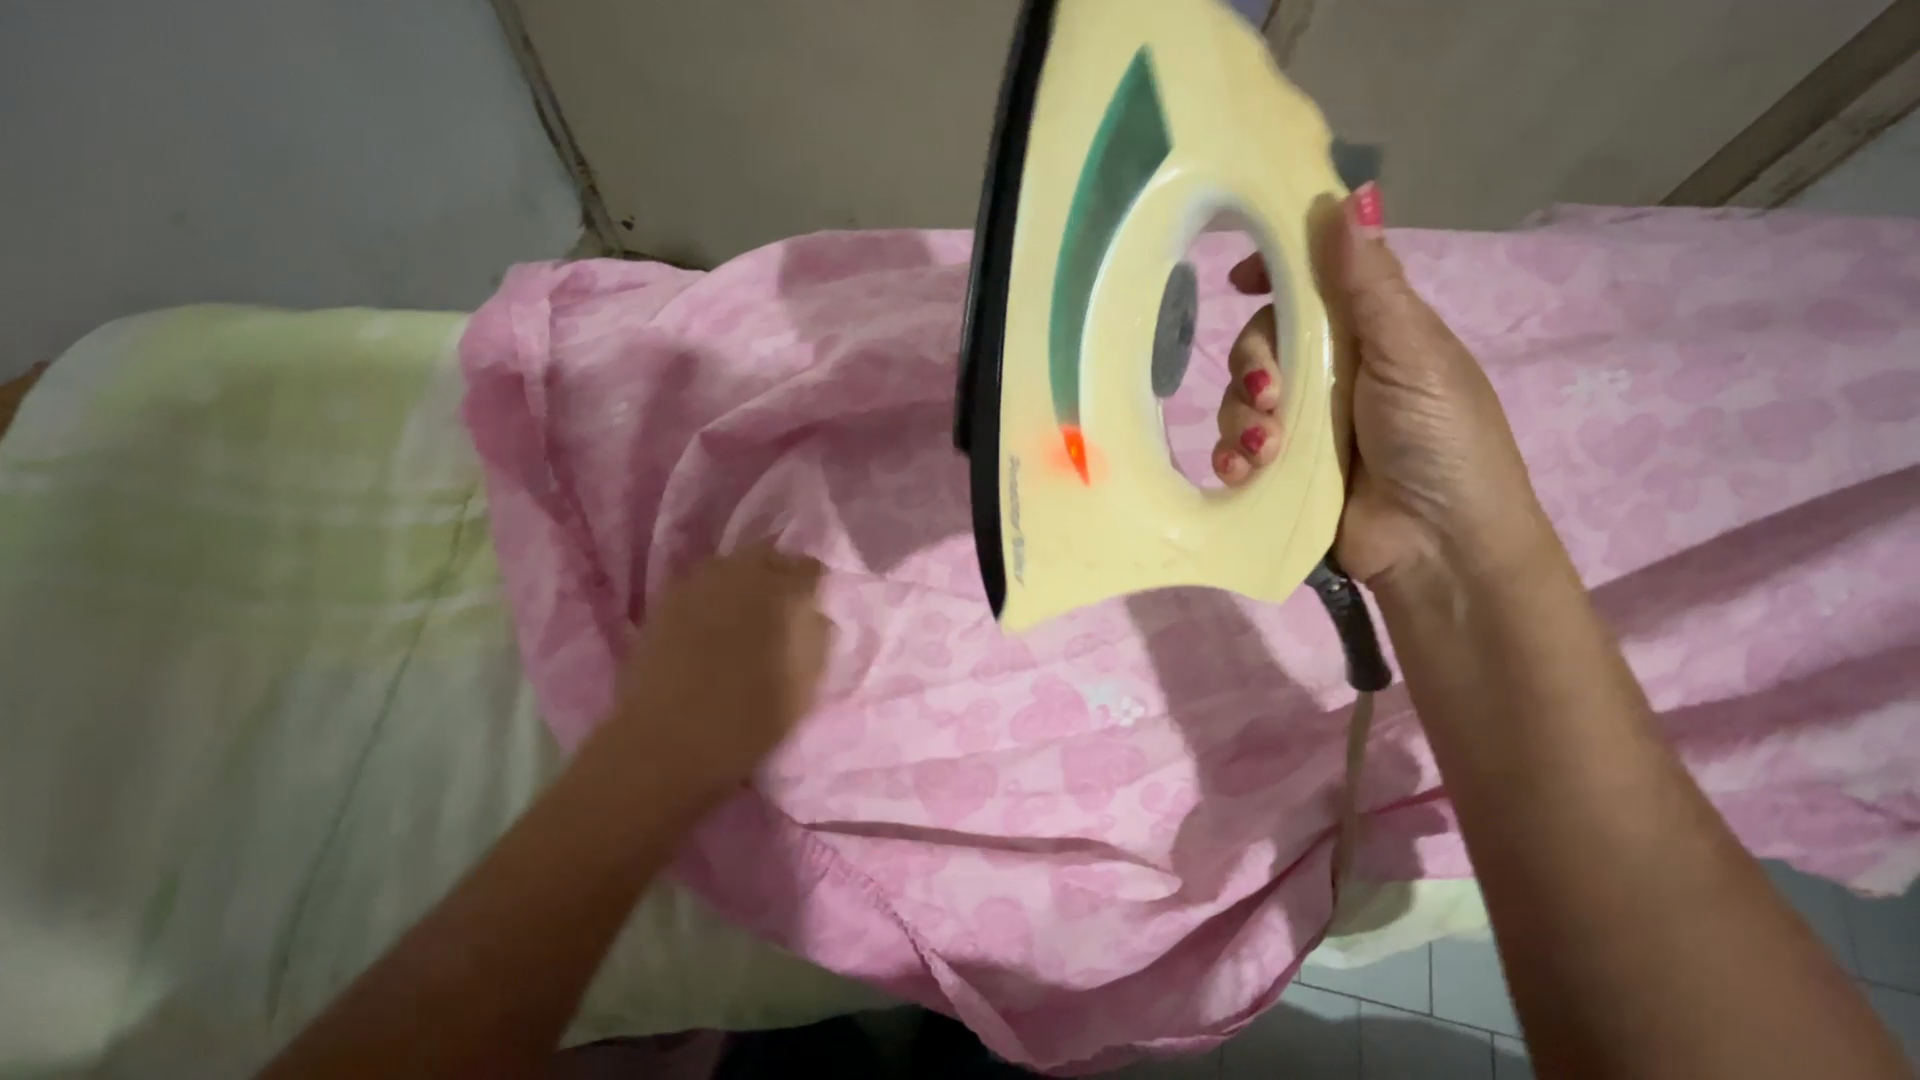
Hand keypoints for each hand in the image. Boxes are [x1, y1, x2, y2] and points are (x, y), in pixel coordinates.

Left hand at [603, 543, 833, 804]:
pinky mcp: (665, 602)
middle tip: (784, 607)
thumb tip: (816, 614)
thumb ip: (817, 639)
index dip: (816, 586)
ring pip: (730, 566)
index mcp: (781, 591)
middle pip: (767, 556)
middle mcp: (738, 574)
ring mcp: (696, 584)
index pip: (809, 568)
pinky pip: (700, 585)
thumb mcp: (805, 687)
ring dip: (743, 583)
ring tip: (747, 615)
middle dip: (779, 574)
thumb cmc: (747, 721)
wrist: (664, 745)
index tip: (817, 606)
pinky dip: (713, 597)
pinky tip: (713, 625)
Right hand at [1211, 185, 1550, 587]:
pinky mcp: (1282, 473)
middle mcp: (1332, 373)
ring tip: (1267, 451)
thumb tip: (1346, 196)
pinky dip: (1232, 458)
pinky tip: (1245, 472)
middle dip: (1253, 363)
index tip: (1240, 274)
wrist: (1438, 547)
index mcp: (1371, 333)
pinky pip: (1235, 450)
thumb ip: (1368, 283)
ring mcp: (1304, 426)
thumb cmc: (1441, 440)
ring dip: (1242, 419)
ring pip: (1240, 398)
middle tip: (1270, 394)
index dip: (1275, 271)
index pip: (1312, 284)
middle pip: (1262, 341)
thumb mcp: (1411, 353)